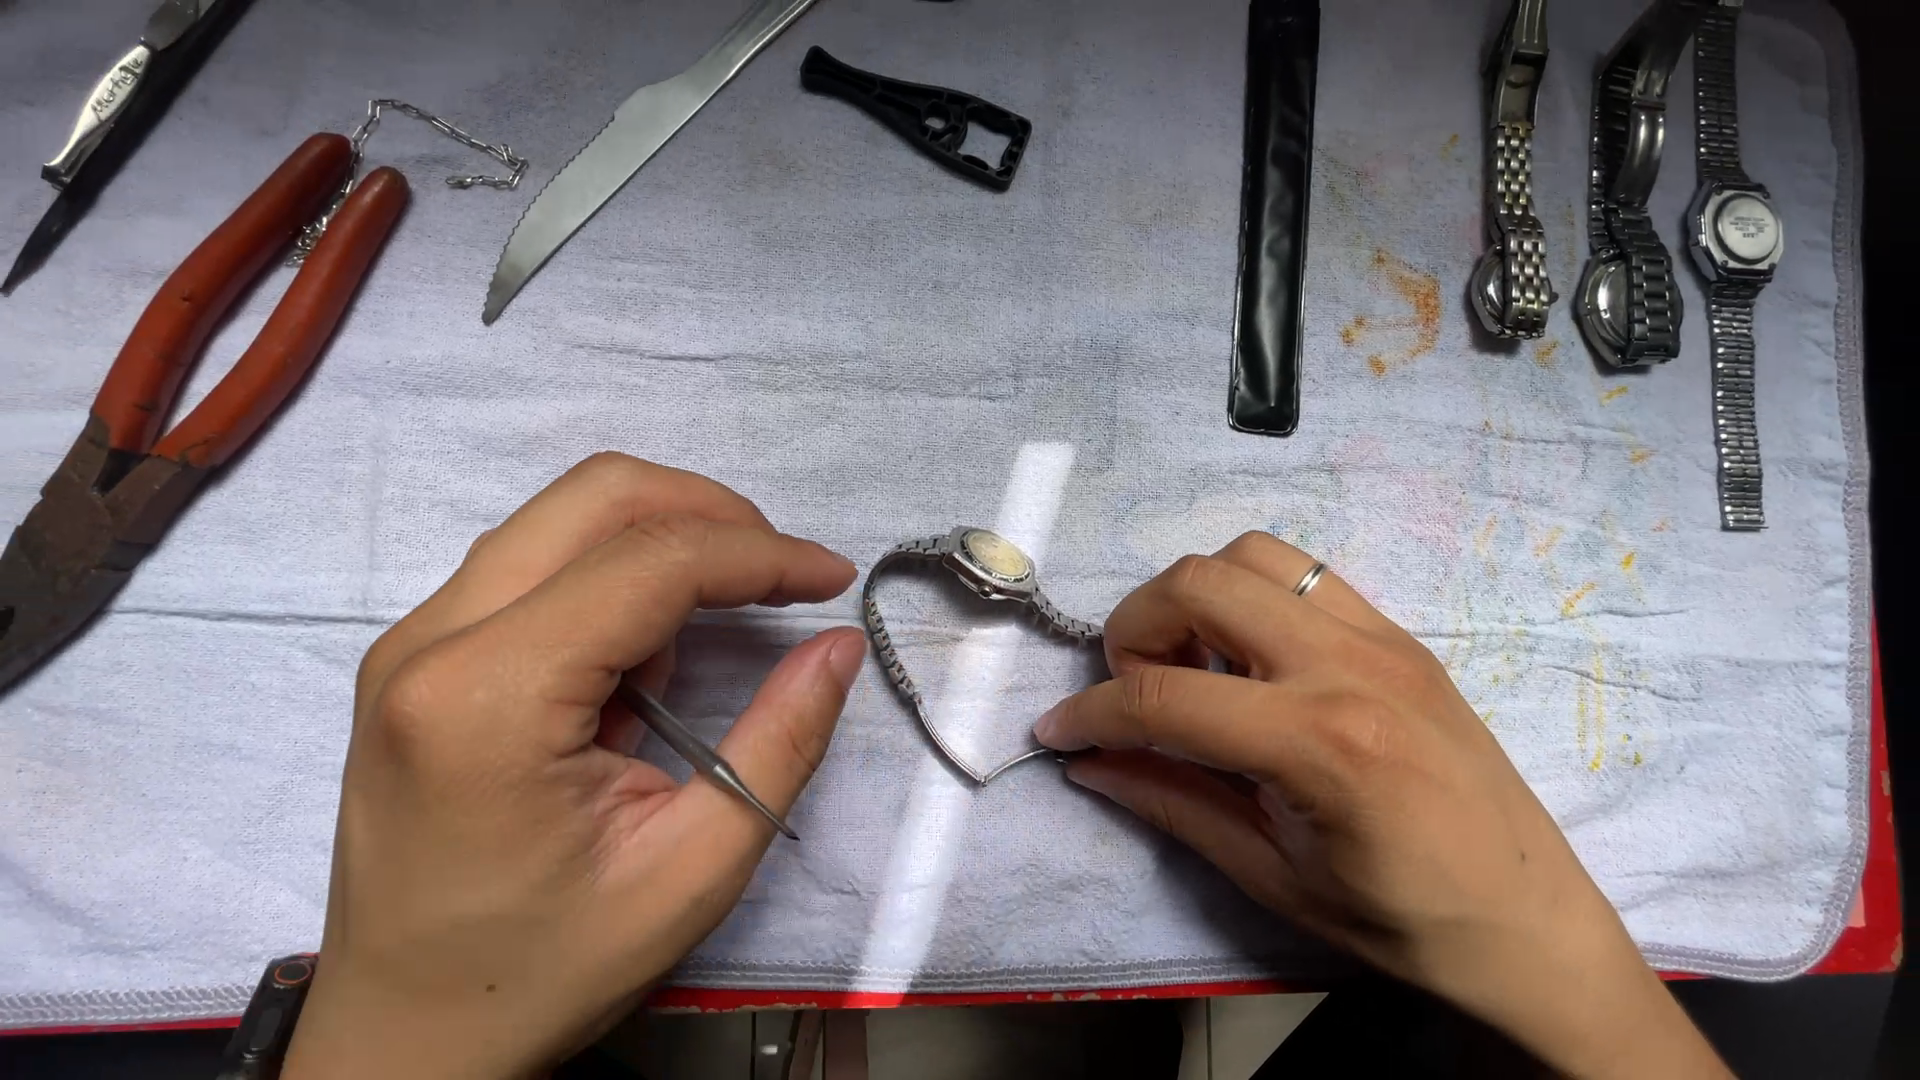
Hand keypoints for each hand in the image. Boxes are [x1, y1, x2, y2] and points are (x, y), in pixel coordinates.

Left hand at [283, 453, 866, 1079]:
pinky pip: (543, 559)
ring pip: (567, 513)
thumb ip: (781, 743)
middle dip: (714, 513)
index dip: (762, 555)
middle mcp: (434, 639)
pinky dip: (624, 571)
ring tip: (724, 615)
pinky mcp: (427, 650)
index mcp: (490, 698)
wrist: (402, 1040)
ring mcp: (418, 637)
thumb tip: (841, 644)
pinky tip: (651, 651)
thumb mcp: (694, 871)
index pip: (652, 562)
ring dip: (669, 535)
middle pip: (599, 494)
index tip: (834, 578)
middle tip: (783, 572)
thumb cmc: (546, 967)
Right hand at [1034, 533, 1727, 1078]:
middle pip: (1197, 584)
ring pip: (1248, 554)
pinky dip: (1245, 593)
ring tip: (1192, 661)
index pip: (1164, 698)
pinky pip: (1300, 571)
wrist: (1538, 926)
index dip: (1091, 711)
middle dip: (1134, 626)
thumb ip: (1169, 803)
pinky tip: (1247, 655)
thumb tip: (1085, 763)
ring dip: (1192, 595)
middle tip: (1133, 687)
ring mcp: (1380, 636)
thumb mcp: (1270, 876)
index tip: (1054, 730)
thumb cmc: (1403, 921)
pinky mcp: (1398, 632)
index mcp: (1319, 743)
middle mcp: (1348, 664)